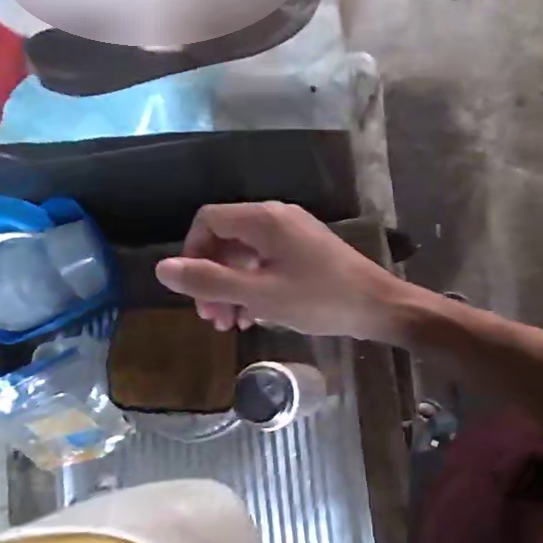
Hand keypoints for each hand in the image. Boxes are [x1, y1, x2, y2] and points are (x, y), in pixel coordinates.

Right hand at [153, 202, 421, 340]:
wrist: (379, 306)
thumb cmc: (320, 299)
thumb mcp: (259, 294)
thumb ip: (210, 281)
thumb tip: (163, 268)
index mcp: (264, 219)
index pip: (208, 220)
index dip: (191, 253)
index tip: (193, 290)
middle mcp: (279, 218)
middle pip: (227, 239)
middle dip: (213, 278)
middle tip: (212, 319)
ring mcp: (296, 234)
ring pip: (248, 255)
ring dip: (233, 288)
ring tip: (232, 325)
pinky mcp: (309, 252)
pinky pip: (269, 263)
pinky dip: (256, 286)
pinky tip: (255, 317)